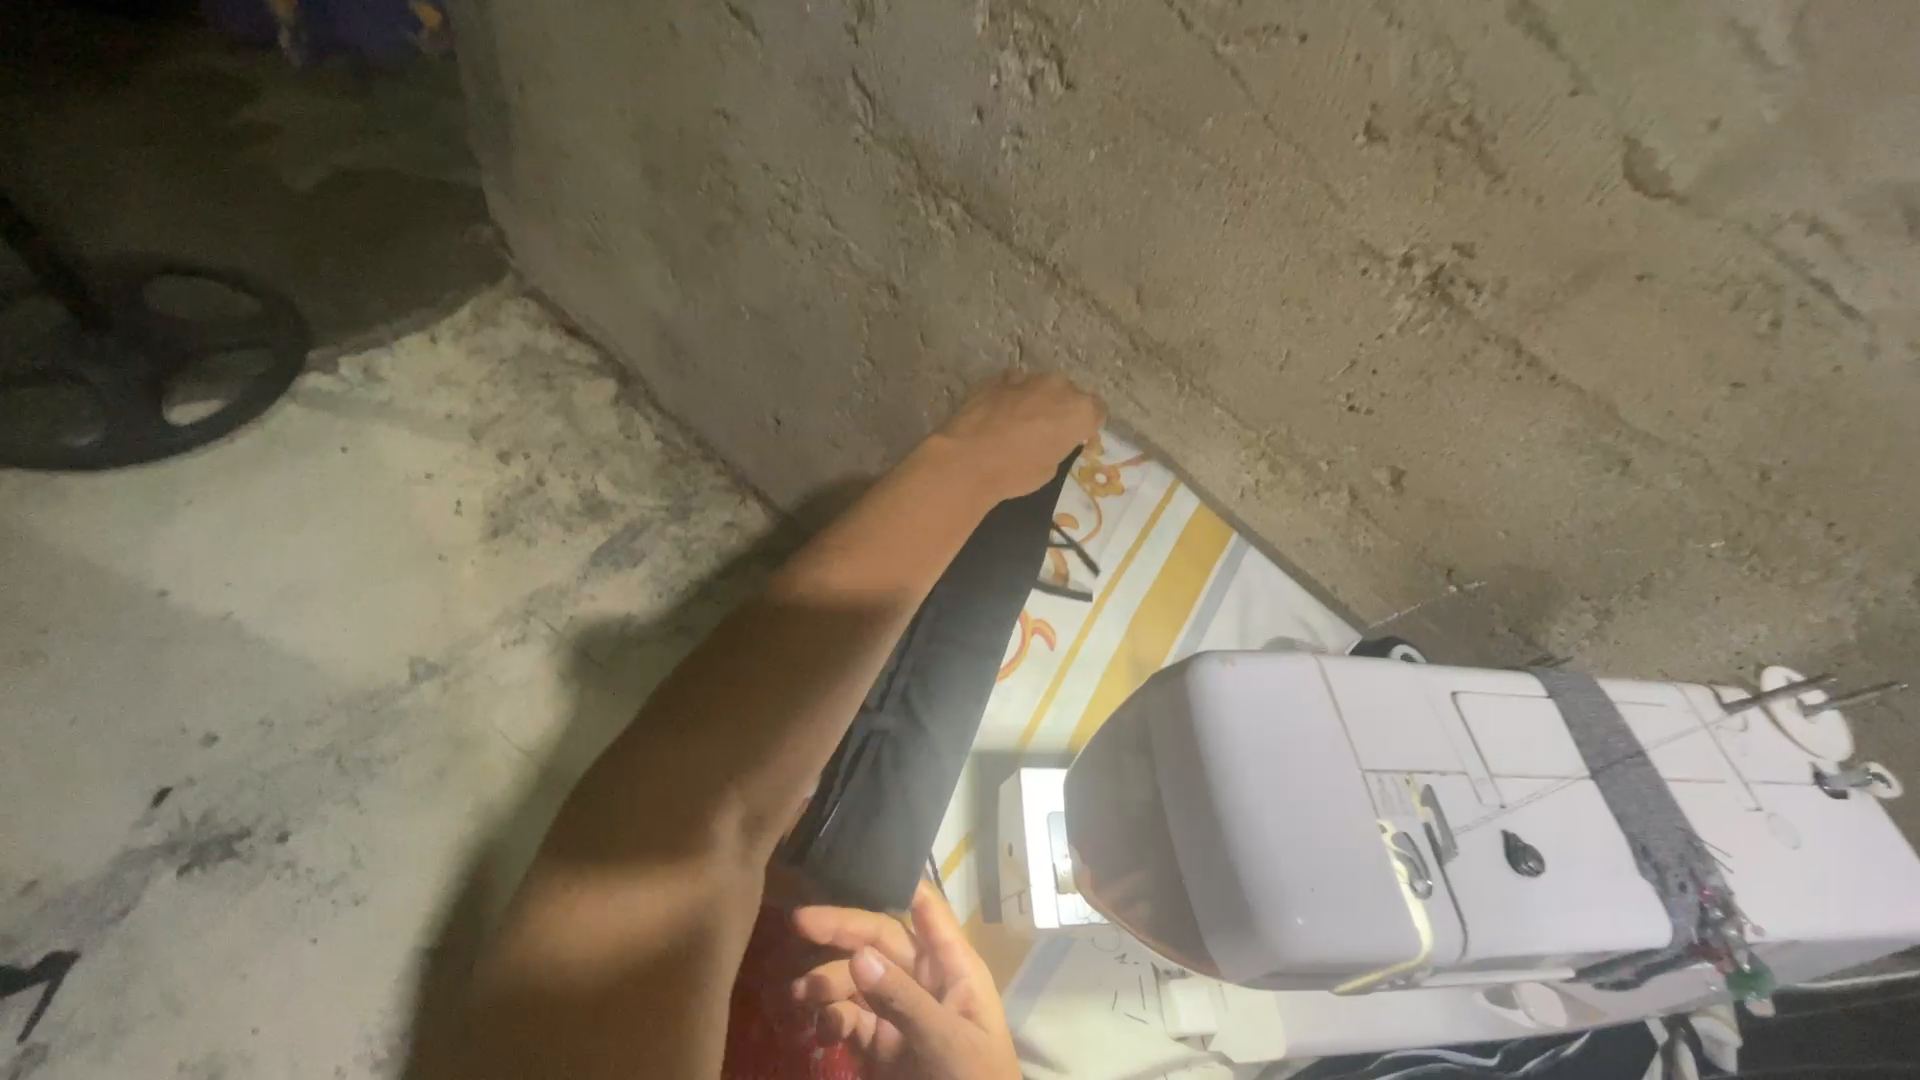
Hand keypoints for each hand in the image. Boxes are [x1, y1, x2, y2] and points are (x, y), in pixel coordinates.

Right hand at [790, 881, 1019, 1079]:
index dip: (896, 884)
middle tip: (799, 922)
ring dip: (827, 981)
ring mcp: (899, 1014)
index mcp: (953, 966)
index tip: (857, 864)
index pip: (925, 910)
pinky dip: (830, 1020)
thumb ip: (904, 1000)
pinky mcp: (879, 1048)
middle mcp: (924, 981)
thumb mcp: (949, 1042)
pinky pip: (849, 1020)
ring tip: (801, 996)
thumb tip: (857, 953)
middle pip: (880, 939)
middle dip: (842, 930)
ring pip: (857, 979)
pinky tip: (820, 1031)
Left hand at [932, 370, 1104, 500]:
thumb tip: (1051, 438)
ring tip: (1019, 421)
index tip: (1077, 438)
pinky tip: (998, 412)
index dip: (1087, 424)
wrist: (968, 460)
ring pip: (1040, 385)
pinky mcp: (997, 378)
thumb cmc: (1016, 472)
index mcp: (1080, 410)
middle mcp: (1058, 386)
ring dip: (1036, 399)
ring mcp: (1026, 378)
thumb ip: (1059, 444)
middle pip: (1069, 393)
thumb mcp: (1050, 467)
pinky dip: (1011, 394)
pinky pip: (1013, 383)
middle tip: (1046, 431)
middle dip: (1061, 408)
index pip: (1097, 410)